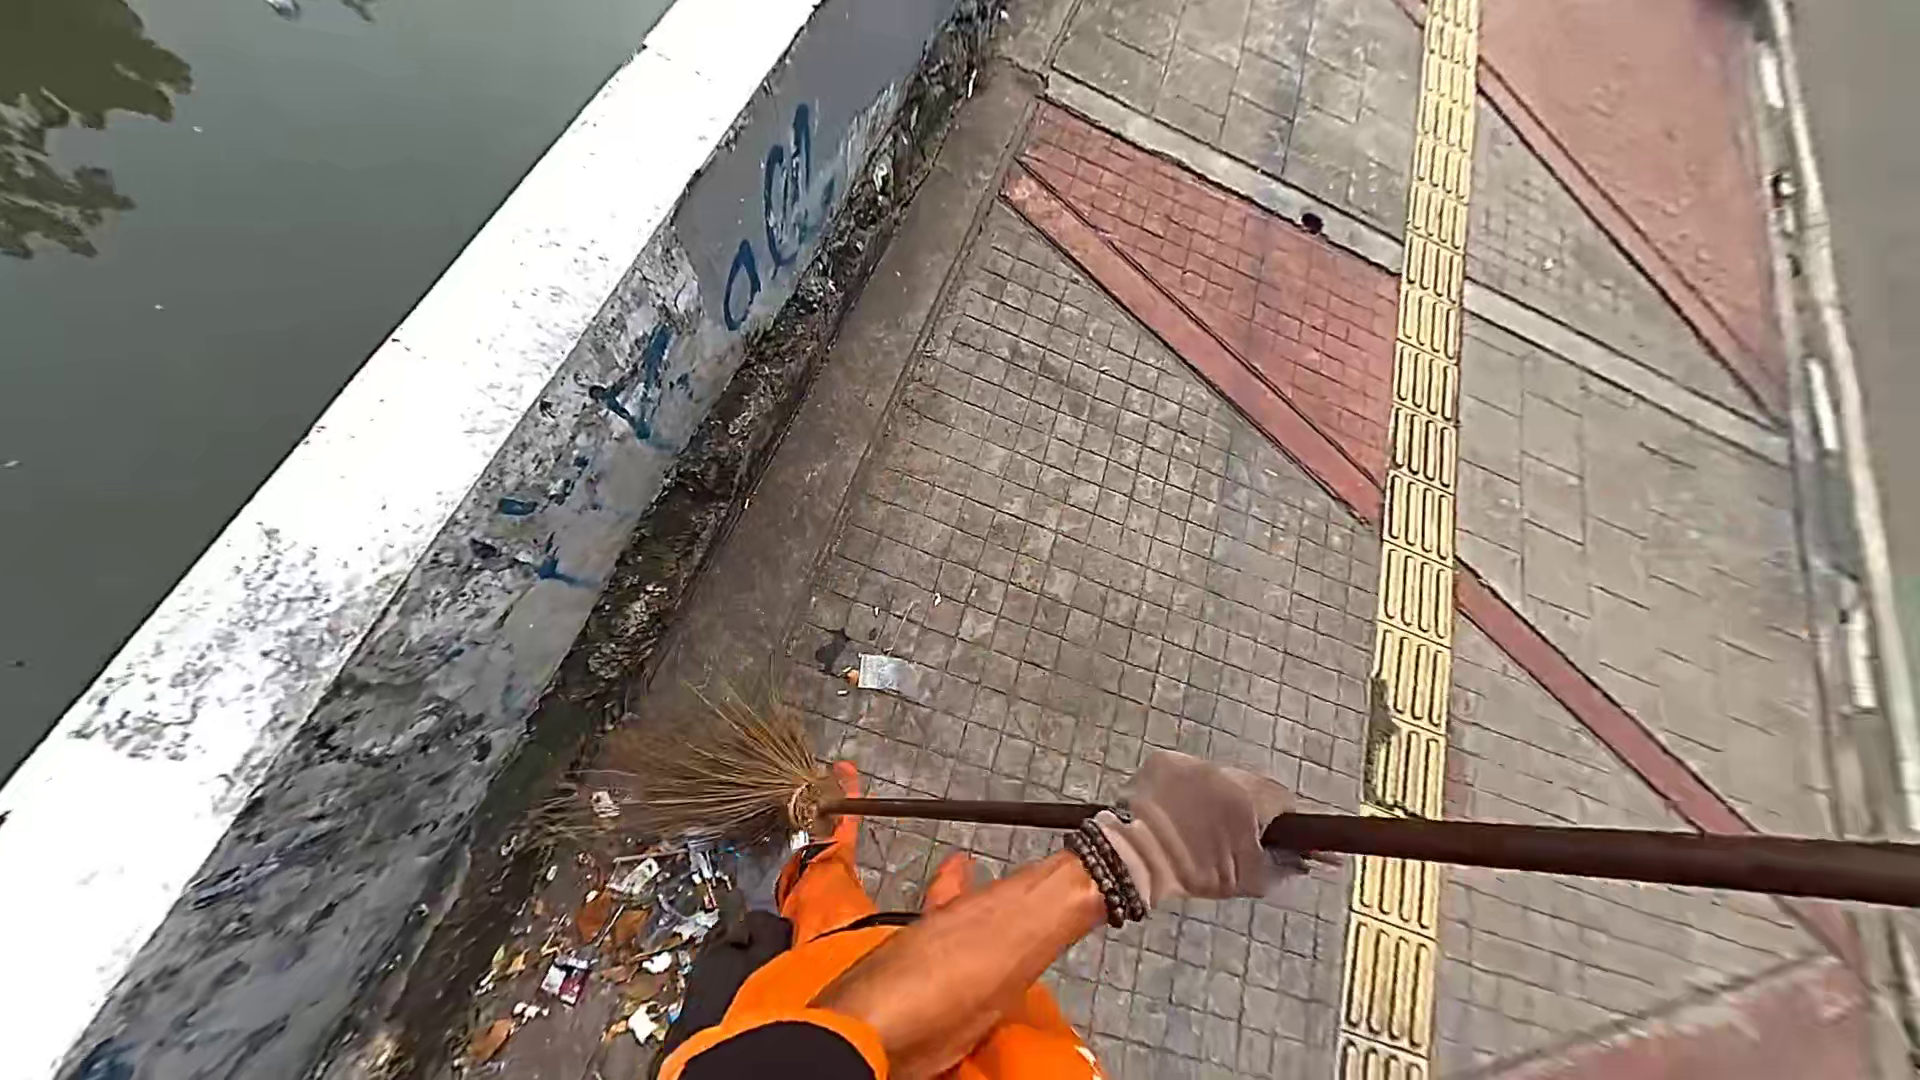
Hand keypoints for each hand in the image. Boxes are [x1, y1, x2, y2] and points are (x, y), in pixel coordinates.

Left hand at [1094, 750, 1308, 908]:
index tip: (1274, 835)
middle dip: (1246, 807)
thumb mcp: (1251, 879)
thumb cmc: (1195, 870)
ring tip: (1198, 822)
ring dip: (1214, 795)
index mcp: (1247, 797)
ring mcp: (1189, 761)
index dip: (1282, 819)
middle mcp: (1221, 770)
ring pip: (1214, 777)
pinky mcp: (1162, 758)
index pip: (1282, 798)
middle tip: (1233, 834)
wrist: (1136, 854)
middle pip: (1247, 785)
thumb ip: (1286, 865)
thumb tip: (1313, 859)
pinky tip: (1175, 808)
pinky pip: (1185, 771)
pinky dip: (1185, 787)